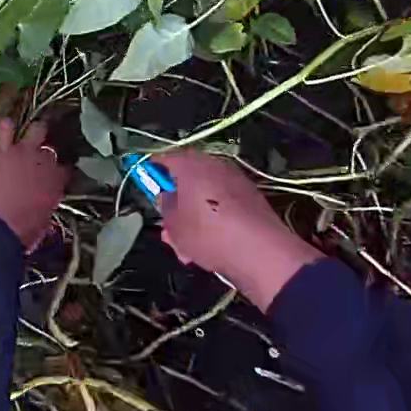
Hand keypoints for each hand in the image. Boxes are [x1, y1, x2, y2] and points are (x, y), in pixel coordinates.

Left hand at [0, 115, 67, 248]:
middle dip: (49, 150)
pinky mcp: (0, 150)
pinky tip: (6, 126)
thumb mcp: (43, 222)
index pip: (65, 170)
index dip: (61, 173)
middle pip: (52, 147)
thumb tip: (44, 203)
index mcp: (57, 182)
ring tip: (28, 136)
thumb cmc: (21, 232)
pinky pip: (5, 129)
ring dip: (33, 133)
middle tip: (42, 155)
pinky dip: (6, 127)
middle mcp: (44, 162)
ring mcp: (22, 152)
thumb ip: (46, 204)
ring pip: (35, 130)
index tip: (56, 177)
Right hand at [155, 149, 322, 311]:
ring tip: (188, 248)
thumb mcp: (174, 225)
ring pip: (204, 195)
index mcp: (191, 164)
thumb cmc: (208, 234)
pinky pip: (223, 203)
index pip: (164, 159)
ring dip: (193, 216)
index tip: (148, 189)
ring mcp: (235, 179)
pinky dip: (213, 218)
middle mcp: (214, 165)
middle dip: (175, 203)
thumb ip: (164, 206)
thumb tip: (166, 196)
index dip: (152, 173)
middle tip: (168, 227)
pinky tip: (211, 245)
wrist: (262, 252)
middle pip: (186, 178)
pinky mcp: (251, 197)